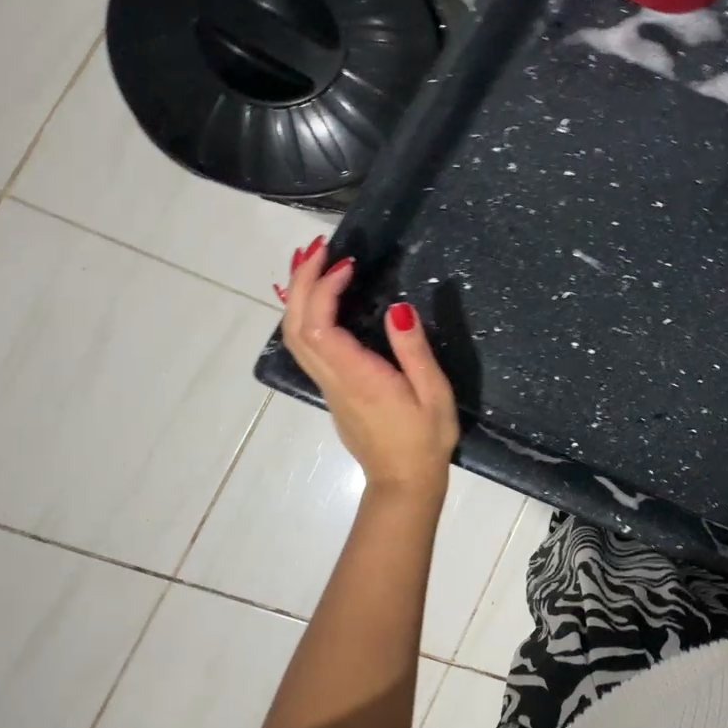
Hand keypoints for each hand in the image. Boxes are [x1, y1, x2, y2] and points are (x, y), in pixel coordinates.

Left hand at [280, 236, 459, 493]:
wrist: (404, 480)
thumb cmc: (425, 438)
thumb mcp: (432, 393)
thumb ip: (413, 350)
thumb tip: (398, 308)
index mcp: (356, 376)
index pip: (319, 325)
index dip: (323, 289)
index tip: (347, 264)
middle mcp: (332, 378)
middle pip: (295, 326)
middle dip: (300, 282)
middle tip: (318, 247)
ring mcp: (328, 385)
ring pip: (294, 336)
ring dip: (298, 296)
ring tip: (315, 264)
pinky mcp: (333, 389)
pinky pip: (306, 344)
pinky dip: (306, 313)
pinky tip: (321, 299)